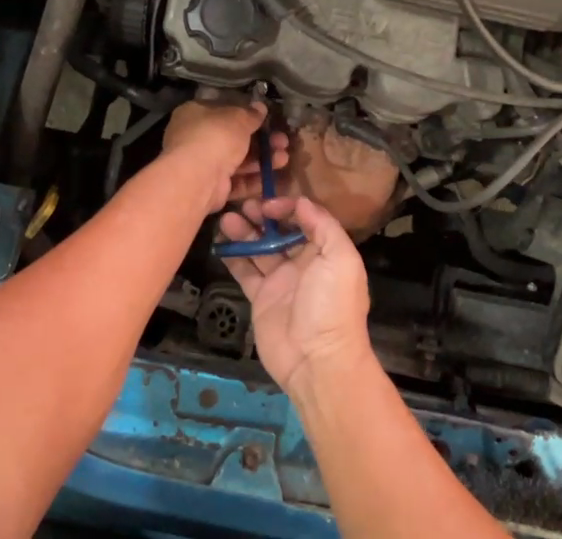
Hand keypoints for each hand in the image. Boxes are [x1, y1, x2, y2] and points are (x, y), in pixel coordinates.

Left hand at [161, 102, 288, 214]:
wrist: (199, 178)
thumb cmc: (216, 136)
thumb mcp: (238, 117)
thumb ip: (251, 114)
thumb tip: (260, 107)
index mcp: (194, 114)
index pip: (223, 111)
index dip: (246, 115)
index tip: (267, 119)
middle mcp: (195, 138)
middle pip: (234, 138)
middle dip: (261, 141)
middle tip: (283, 141)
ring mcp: (203, 165)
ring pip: (238, 160)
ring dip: (262, 159)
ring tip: (284, 158)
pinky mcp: (212, 188)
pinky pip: (237, 181)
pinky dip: (255, 179)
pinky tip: (275, 177)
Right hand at [217, 198, 370, 396]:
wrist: (316, 359)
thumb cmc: (332, 304)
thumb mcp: (340, 258)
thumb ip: (323, 226)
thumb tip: (301, 202)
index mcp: (325, 251)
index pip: (305, 218)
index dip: (287, 207)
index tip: (268, 204)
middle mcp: (303, 262)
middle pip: (280, 231)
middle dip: (262, 216)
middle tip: (243, 205)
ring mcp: (281, 280)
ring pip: (260, 248)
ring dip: (245, 231)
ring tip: (226, 218)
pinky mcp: (261, 298)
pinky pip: (246, 271)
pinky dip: (234, 257)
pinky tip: (221, 242)